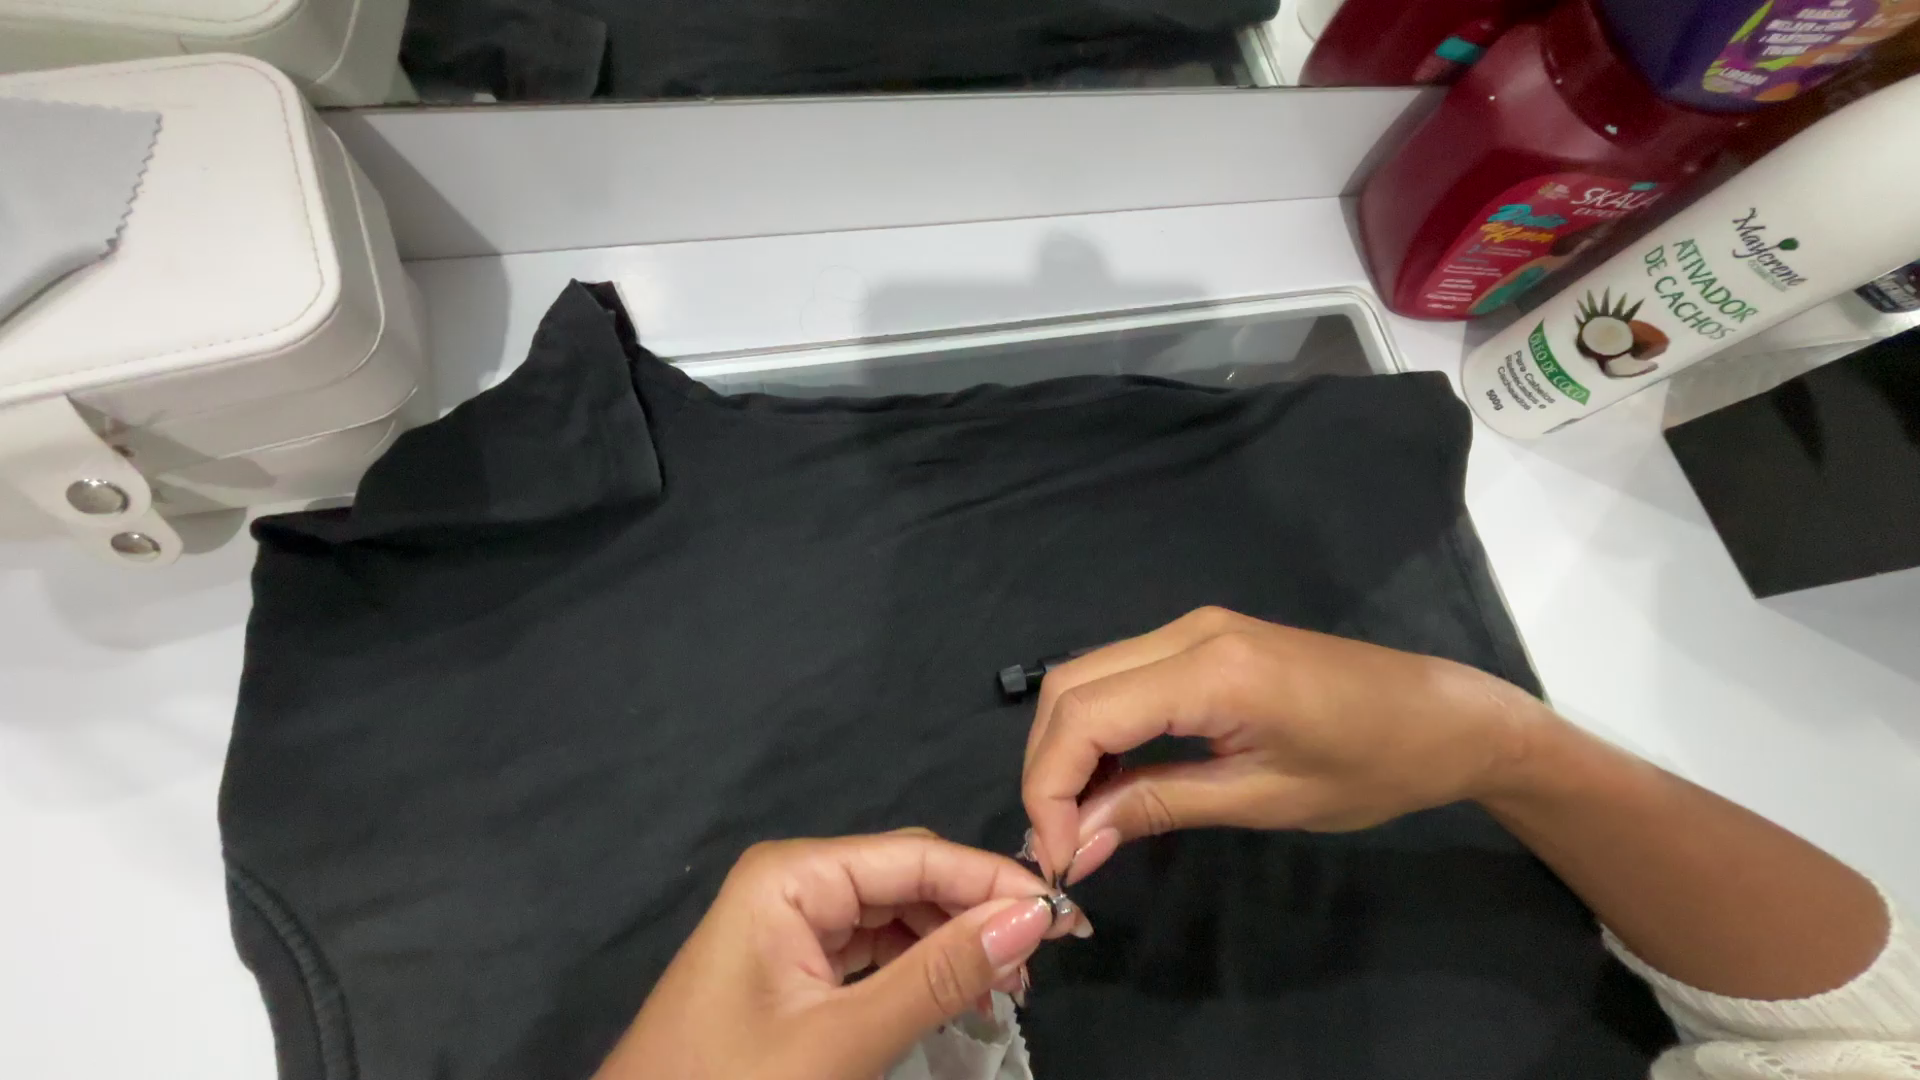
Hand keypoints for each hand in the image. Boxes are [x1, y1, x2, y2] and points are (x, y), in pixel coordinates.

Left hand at [595, 830, 1076, 1079]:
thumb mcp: (842, 1042)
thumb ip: (938, 976)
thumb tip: (1032, 914)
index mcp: (795, 874)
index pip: (916, 856)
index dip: (991, 878)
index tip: (1062, 910)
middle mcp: (797, 880)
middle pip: (909, 880)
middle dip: (975, 913)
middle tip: (1044, 956)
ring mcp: (795, 919)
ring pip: (898, 914)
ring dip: (954, 945)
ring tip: (1011, 985)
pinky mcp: (798, 961)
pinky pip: (876, 949)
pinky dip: (921, 971)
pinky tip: (961, 995)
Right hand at [1021, 607, 1548, 883]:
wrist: (1446, 715)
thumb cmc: (1373, 768)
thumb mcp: (1264, 800)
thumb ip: (1158, 804)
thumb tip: (1075, 838)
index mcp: (1211, 671)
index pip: (1085, 715)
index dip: (1050, 784)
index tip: (1058, 853)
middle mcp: (1185, 632)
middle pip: (1068, 686)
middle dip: (1046, 764)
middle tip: (1061, 836)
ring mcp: (1190, 626)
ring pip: (1084, 675)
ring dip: (1067, 743)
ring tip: (1081, 810)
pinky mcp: (1198, 637)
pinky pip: (1118, 673)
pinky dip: (1097, 723)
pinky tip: (1111, 769)